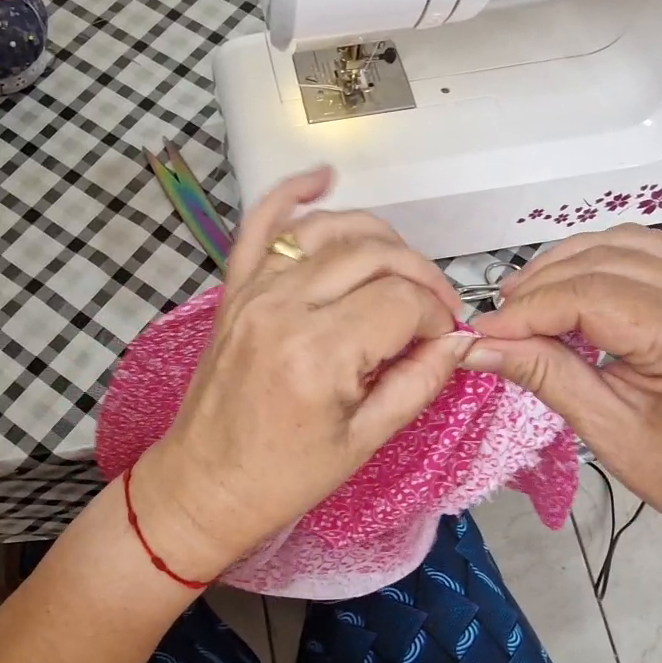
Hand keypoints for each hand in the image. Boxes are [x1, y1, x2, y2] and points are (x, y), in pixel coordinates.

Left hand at [130, 167, 476, 580]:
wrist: (204, 485)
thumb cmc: (282, 477)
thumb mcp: (364, 442)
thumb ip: (417, 383)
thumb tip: (457, 342)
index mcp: (319, 354)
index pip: (403, 300)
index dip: (437, 316)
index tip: (441, 341)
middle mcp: (283, 309)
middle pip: (374, 255)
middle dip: (419, 275)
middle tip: (434, 308)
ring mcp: (253, 293)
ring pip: (329, 230)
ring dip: (377, 238)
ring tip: (401, 268)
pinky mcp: (233, 291)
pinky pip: (259, 226)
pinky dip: (291, 194)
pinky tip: (324, 177)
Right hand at [465, 225, 661, 556]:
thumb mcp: (605, 429)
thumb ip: (544, 374)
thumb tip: (478, 345)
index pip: (594, 298)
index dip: (530, 309)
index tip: (483, 331)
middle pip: (608, 261)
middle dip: (541, 285)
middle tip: (498, 321)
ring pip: (625, 244)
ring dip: (566, 264)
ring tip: (524, 300)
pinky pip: (648, 251)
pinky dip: (598, 260)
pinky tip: (569, 287)